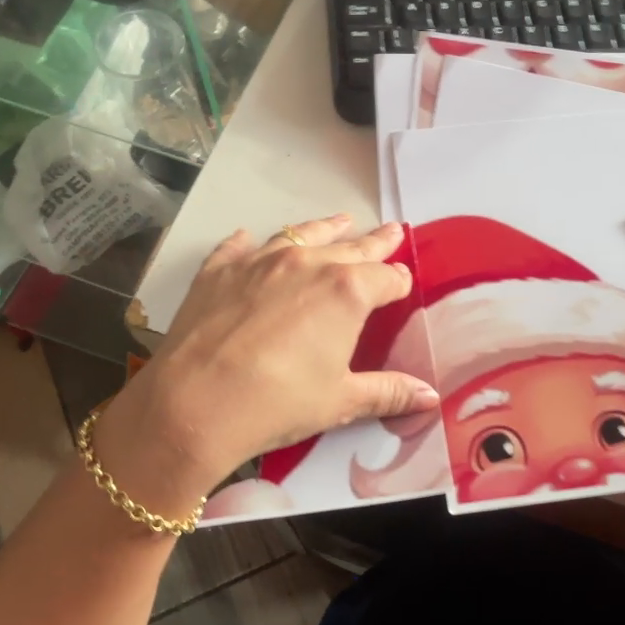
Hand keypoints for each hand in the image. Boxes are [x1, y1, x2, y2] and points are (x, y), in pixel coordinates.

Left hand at [95, 214, 438, 512]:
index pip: (386, 279)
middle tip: (392, 230)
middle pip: (351, 247)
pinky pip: (240, 246)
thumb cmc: (279, 403)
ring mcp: (260, 261)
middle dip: (375, 242)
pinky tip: (250, 238)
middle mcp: (307, 263)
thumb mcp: (341, 401)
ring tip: (340, 221)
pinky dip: (251, 243)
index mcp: (346, 291)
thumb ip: (388, 392)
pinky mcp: (219, 270)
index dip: (399, 283)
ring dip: (324, 229)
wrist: (195, 404)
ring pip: (300, 235)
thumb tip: (430, 397)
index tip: (403, 285)